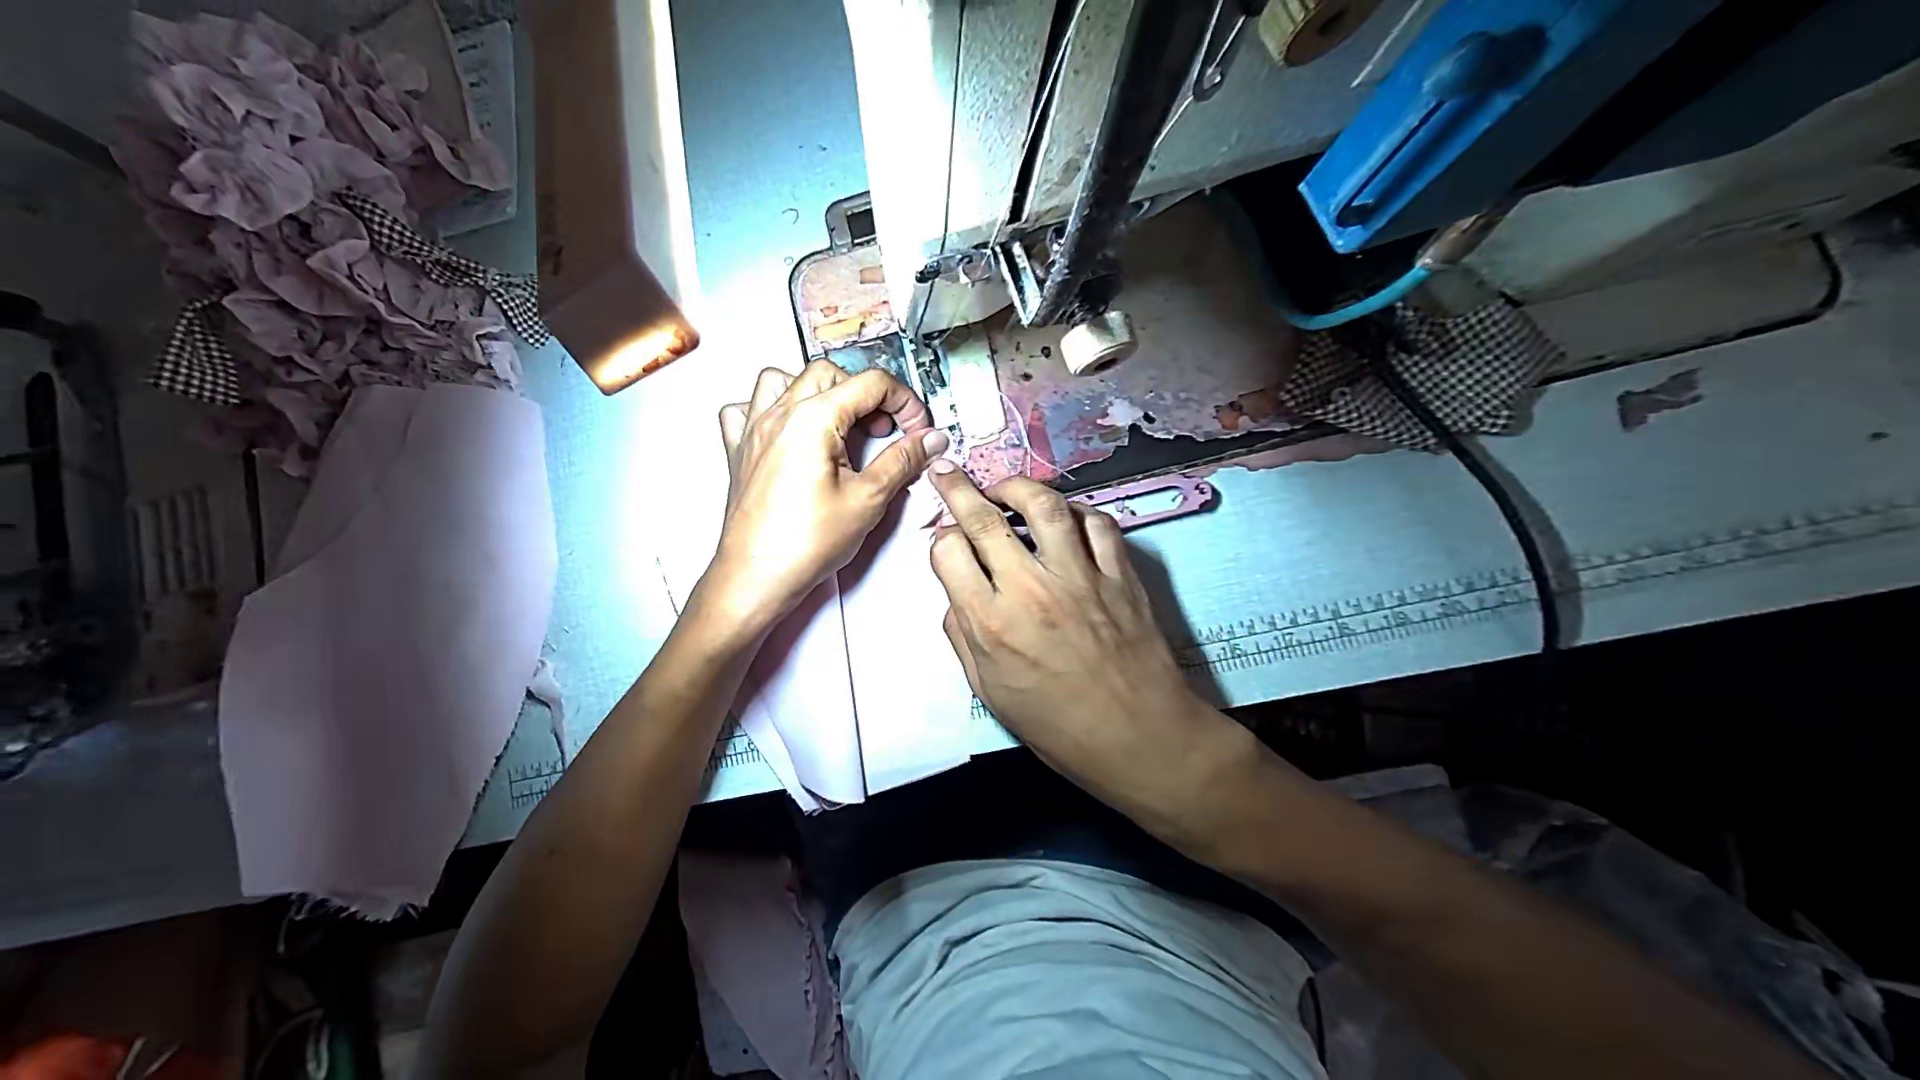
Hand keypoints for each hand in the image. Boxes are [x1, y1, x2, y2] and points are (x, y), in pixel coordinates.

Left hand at [691, 361, 949, 642]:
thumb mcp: (868, 499)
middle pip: (830, 372)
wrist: (755, 577)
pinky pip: (747, 407)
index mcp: (813, 420)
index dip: (904, 402)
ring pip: (784, 378)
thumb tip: (928, 439)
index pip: (871, 384)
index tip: (916, 428)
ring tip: (838, 422)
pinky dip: (771, 408)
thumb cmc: (802, 545)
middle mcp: (779, 415)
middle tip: (885, 430)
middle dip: (866, 394)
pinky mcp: (741, 450)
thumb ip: (902, 460)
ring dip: (819, 391)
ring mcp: (754, 430)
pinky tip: (790, 431)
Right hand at [924, 461, 1257, 845]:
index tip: (945, 540)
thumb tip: (958, 595)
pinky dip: (1077, 511)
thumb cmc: (1059, 728)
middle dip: (957, 488)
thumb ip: (964, 637)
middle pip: (985, 518)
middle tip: (947, 470)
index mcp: (991, 622)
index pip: (949, 552)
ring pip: (1044, 505)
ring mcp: (1080, 576)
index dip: (940, 539)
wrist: (1139, 739)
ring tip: (1004, 487)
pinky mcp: (1119, 574)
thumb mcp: (991, 693)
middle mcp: (1031, 588)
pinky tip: (1065, 517)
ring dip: (1017, 486)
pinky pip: (1097, 524)